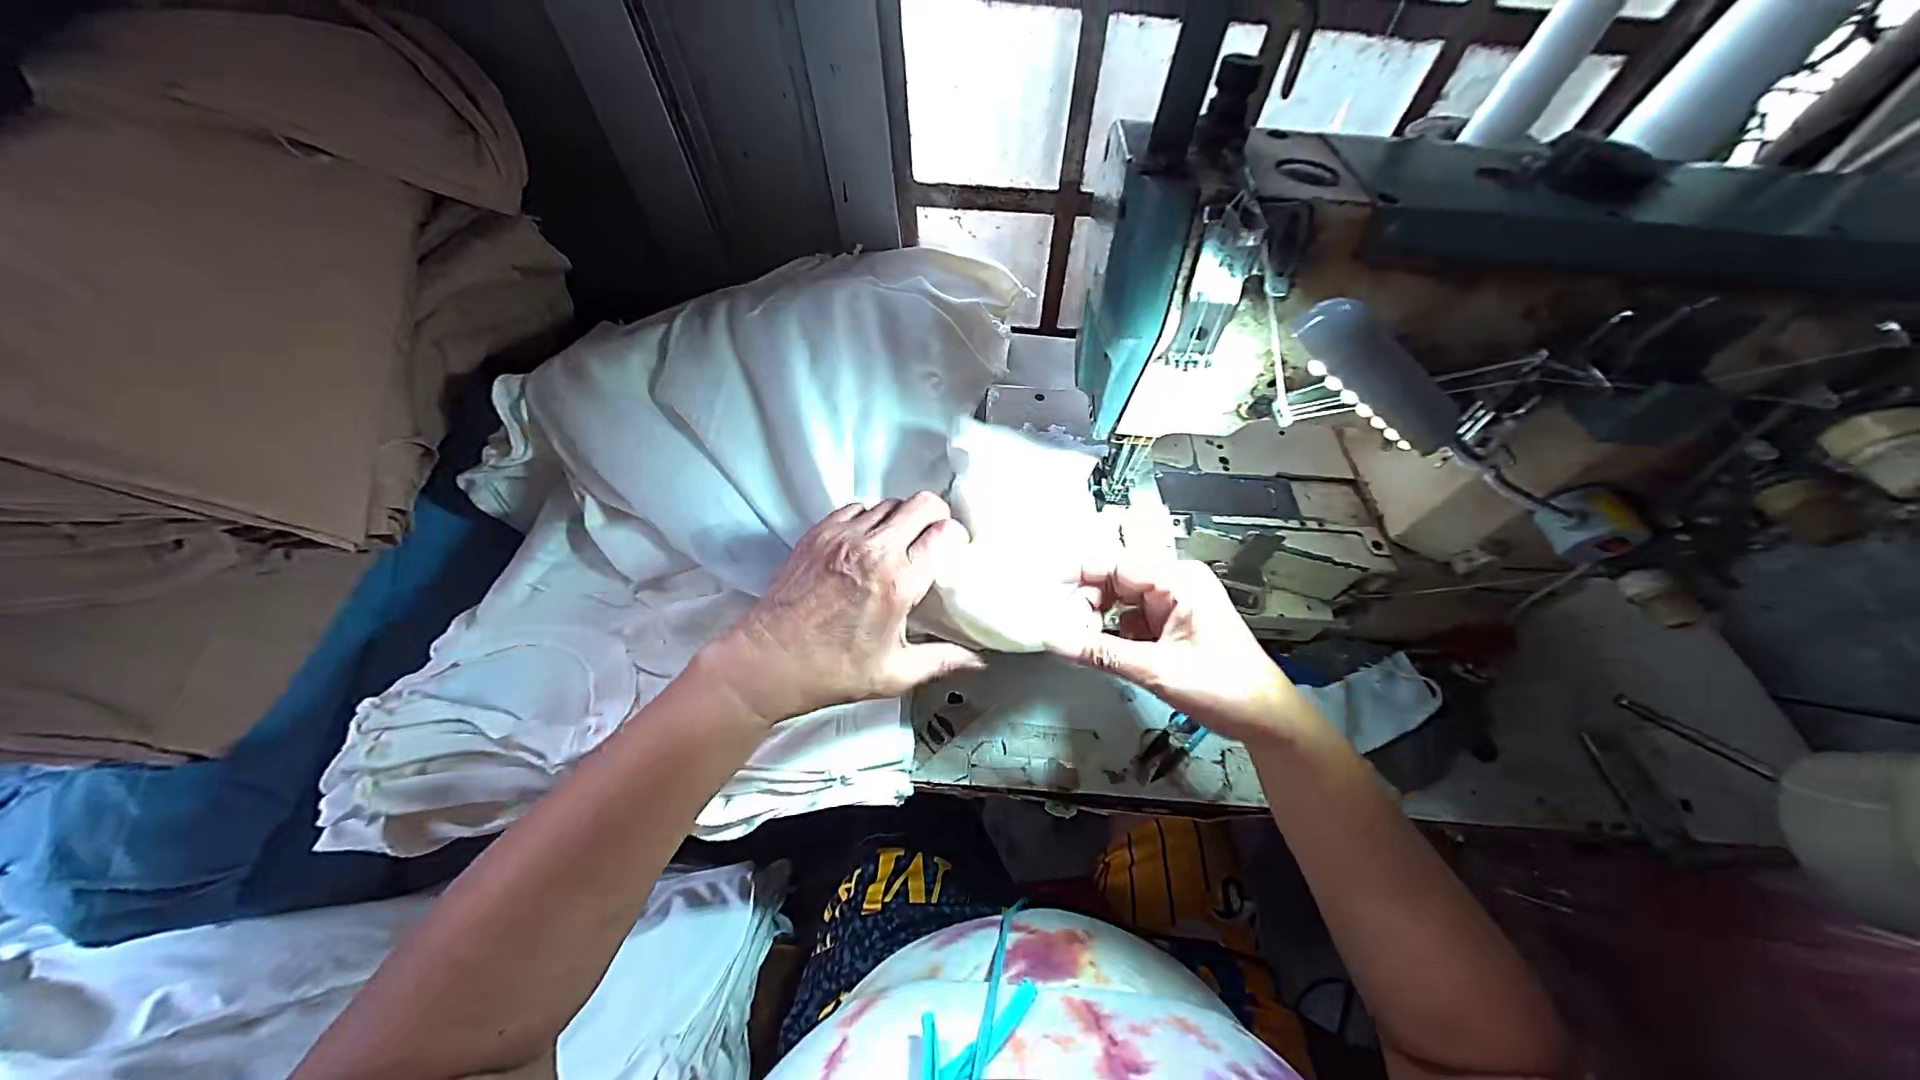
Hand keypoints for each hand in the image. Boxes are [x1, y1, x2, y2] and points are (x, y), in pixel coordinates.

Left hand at [699, 493, 985, 723]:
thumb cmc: (830, 671)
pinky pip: (856, 508)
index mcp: (898, 582)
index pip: (942, 533)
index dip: (954, 537)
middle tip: (934, 537)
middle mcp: (873, 550)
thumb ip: (941, 660)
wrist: (767, 661)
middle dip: (936, 516)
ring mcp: (842, 537)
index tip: (953, 550)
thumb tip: (976, 661)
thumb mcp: (894, 674)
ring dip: (901, 518)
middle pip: (921, 503)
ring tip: (900, 543)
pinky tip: (867, 543)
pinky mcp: (818, 534)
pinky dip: (869, 519)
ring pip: (889, 503)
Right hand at [1047, 552, 1326, 745]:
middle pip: (1114, 580)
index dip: (1081, 580)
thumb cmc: (1229, 687)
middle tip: (1067, 630)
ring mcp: (1172, 603)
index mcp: (1179, 580)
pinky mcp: (1169, 623)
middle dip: (1087, 604)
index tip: (1052, 596)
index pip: (1116, 565)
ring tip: (1083, 642)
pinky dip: (1111, 632)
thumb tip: (1059, 640)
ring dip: (1098, 619)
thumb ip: (1101, 653)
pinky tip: (1102, 649)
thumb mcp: (1156, 670)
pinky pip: (1128, 618)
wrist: (1262, 716)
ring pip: (1118, 600)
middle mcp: (1175, 584)